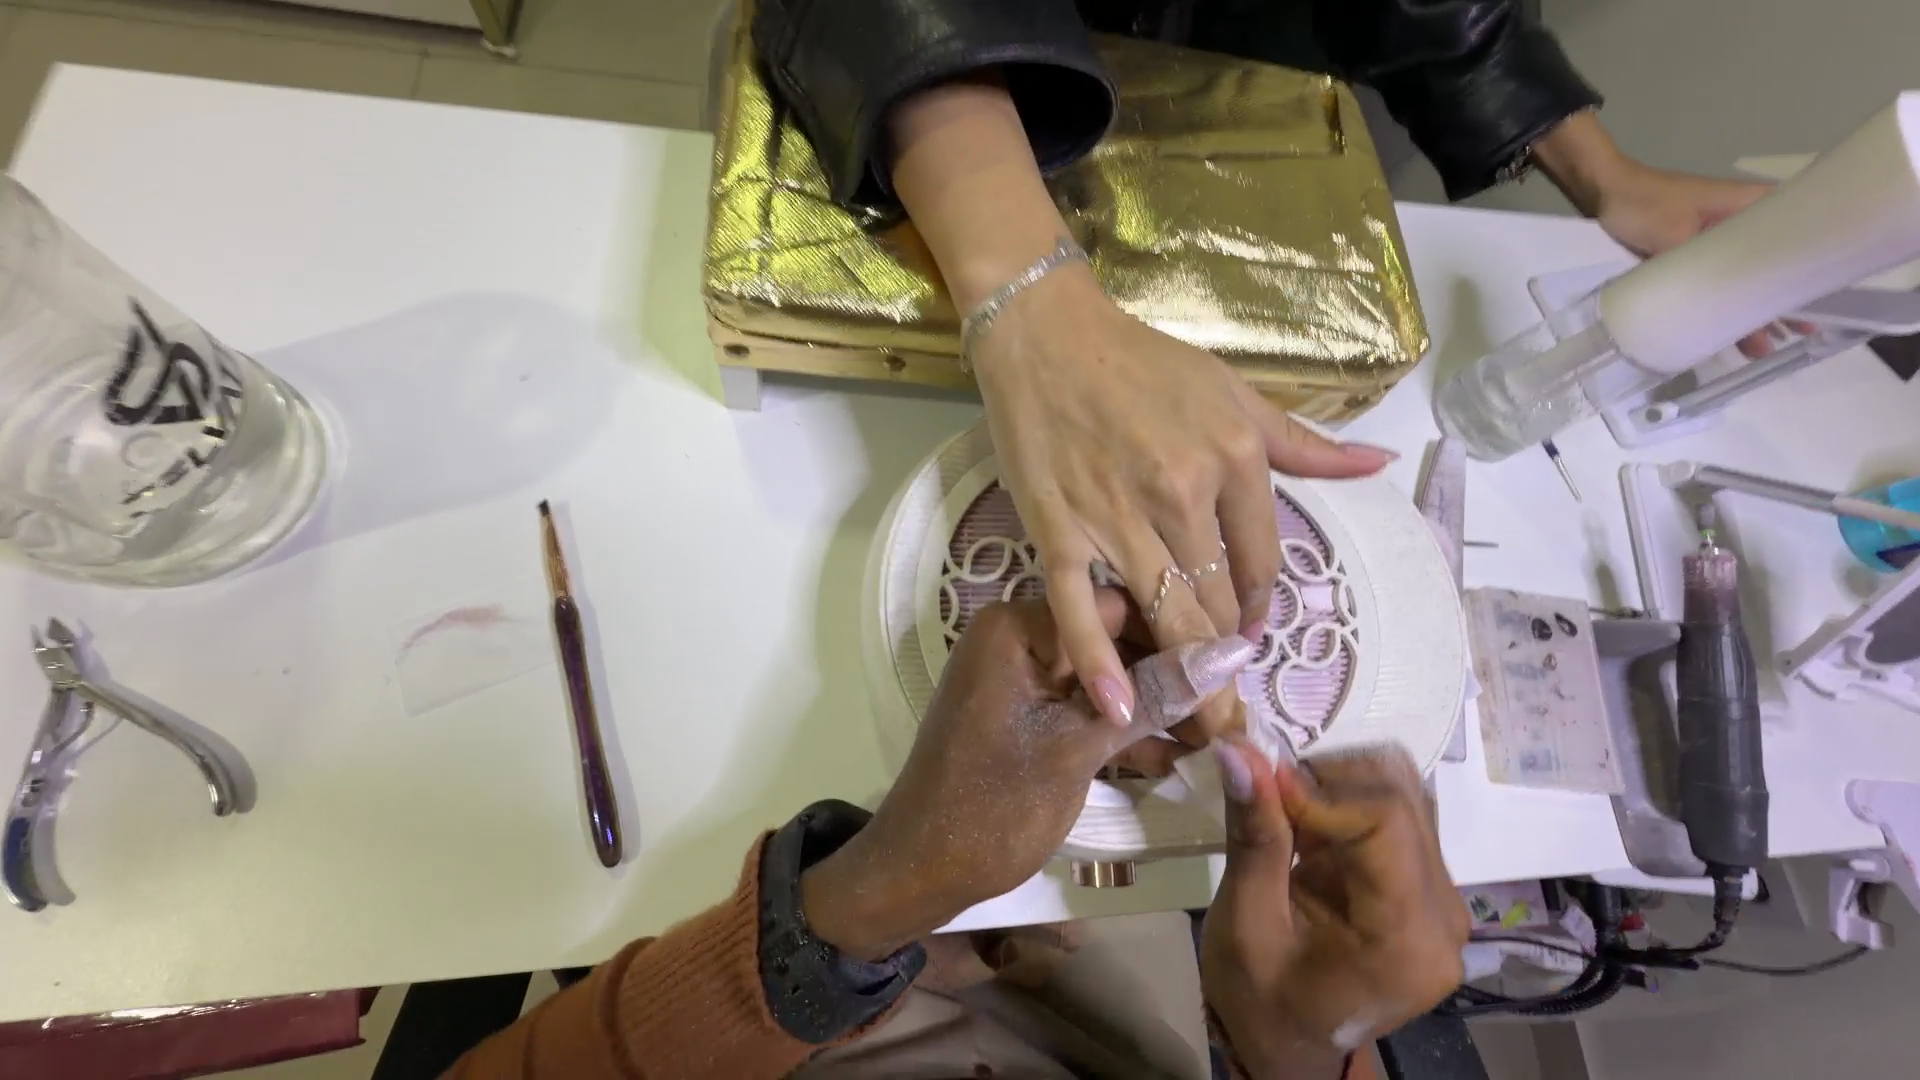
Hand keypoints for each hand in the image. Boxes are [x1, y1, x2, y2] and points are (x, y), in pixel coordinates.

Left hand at [800, 593, 1254, 959]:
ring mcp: (1018, 673)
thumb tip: (1231, 651)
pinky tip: (1170, 756)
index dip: (1178, 634)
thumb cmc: (994, 806)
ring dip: (1150, 707)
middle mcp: (1016, 635)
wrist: (921, 869)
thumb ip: (1154, 696)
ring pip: (1101, 676)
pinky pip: (1078, 702)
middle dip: (1169, 677)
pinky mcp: (1022, 707)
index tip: (1236, 670)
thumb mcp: (1080, 748)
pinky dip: (1117, 727)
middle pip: (1111, 639)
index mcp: (1018, 626)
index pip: (1116, 605)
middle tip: (1232, 711)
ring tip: (1214, 740)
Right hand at [975, 270, 1394, 742]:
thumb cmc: (1140, 362)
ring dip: (1190, 680)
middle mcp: (1183, 496)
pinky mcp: (1060, 534)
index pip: (1261, 561)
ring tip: (1208, 729)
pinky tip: (1117, 707)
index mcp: (1233, 458)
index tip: (1249, 637)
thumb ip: (1300, 441)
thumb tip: (1375, 467)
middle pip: (1218, 601)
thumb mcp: (1232, 390)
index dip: (1259, 609)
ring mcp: (1118, 520)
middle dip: (1231, 663)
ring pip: (1166, 614)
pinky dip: (1097, 662)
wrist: (1047, 336)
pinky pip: (1080, 607)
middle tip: (1237, 713)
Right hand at [1201, 741, 1468, 1076]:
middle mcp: (1444, 916)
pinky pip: (1393, 811)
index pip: (1385, 821)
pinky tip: (1302, 820)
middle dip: (1323, 779)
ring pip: (1400, 794)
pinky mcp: (1424, 884)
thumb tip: (1237, 751)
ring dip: (1333, 783)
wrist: (1290, 1042)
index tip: (1259, 783)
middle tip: (1263, 790)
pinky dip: (1342, 798)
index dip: (1318, 788)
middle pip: (1398, 800)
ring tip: (1281, 808)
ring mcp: (1441, 899)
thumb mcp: (1244, 922)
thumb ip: (1253, 836)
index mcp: (1405, 940)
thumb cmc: (1261, 996)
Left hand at [1532, 113, 1789, 356]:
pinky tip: (1719, 329)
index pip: (1796, 242)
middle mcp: (1746, 224)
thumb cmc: (1644, 203)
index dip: (1802, 277)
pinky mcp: (1689, 255)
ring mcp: (1717, 241)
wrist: (1604, 193)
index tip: (1813, 307)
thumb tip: (1713, 299)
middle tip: (1794, 334)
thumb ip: (1694, 261)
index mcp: (1758, 207)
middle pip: (1769, 267)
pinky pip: (1710, 282)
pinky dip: (1715, 304)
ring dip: (1746, 309)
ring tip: (1760, 345)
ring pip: (1740, 279)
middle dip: (1778, 302)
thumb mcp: (1673, 232)